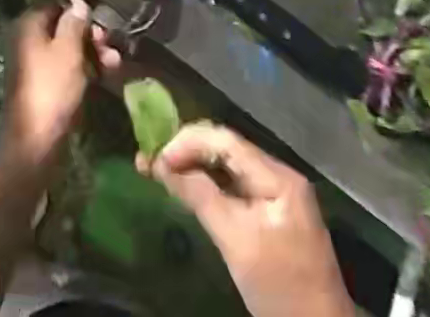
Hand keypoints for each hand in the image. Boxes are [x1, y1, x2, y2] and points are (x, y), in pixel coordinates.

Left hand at [1, 0, 123, 171]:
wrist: (37, 140)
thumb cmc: (52, 88)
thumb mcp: (67, 50)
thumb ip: (74, 23)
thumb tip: (78, 2)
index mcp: (27, 24)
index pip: (54, 3)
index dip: (78, 9)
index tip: (101, 18)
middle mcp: (28, 39)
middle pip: (62, 26)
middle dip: (90, 34)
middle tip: (110, 43)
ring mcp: (36, 62)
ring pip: (68, 48)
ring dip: (93, 52)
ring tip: (115, 62)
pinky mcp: (46, 83)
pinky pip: (67, 66)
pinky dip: (86, 67)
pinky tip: (107, 73)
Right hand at [143, 123, 353, 316]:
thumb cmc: (281, 288)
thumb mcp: (235, 240)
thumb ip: (199, 195)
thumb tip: (160, 163)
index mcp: (278, 178)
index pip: (224, 141)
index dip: (186, 143)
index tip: (157, 159)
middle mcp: (277, 175)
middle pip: (222, 147)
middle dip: (183, 150)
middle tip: (149, 161)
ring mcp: (272, 192)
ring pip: (222, 164)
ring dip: (189, 165)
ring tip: (155, 170)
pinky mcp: (265, 210)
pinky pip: (228, 183)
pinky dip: (201, 182)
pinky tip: (179, 186)